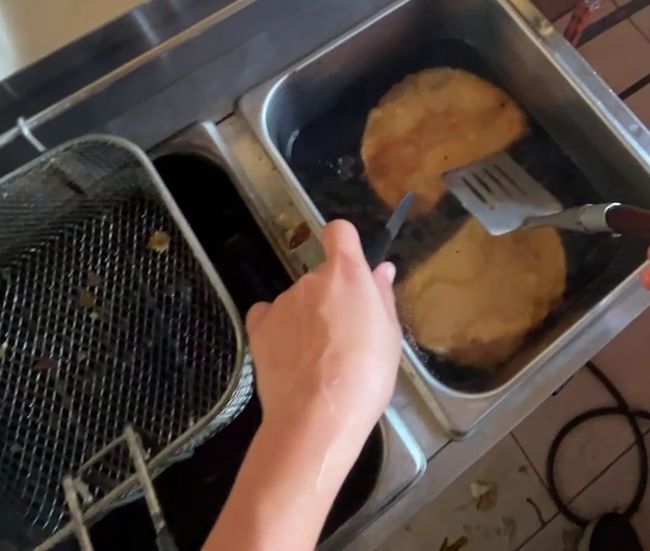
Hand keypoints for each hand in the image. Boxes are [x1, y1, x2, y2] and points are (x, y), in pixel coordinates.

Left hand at [245, 219, 401, 452]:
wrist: (319, 418)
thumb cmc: (366, 376)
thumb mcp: (390, 336)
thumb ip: (382, 297)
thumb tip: (381, 270)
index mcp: (346, 273)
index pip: (339, 231)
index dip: (344, 243)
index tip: (351, 265)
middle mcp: (311, 279)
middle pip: (322, 276)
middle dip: (332, 297)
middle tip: (344, 335)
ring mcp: (282, 302)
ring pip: (299, 300)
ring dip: (307, 317)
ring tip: (317, 359)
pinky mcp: (259, 328)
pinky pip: (269, 316)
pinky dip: (278, 328)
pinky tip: (288, 354)